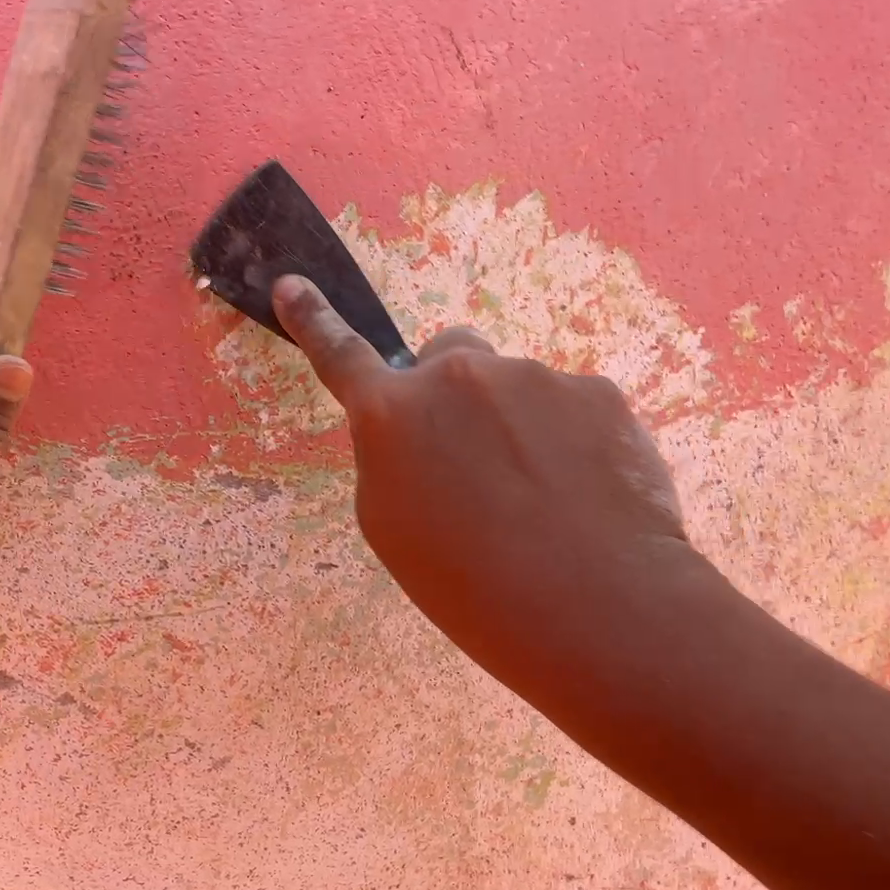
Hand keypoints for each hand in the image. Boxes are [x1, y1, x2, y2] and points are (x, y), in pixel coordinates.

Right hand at [271, 275, 686, 639]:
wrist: (593, 605)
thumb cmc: (464, 579)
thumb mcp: (388, 523)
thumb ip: (388, 457)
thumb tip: (415, 430)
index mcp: (391, 413)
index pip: (340, 355)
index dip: (312, 321)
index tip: (290, 285)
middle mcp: (457, 376)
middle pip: (446, 356)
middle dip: (452, 390)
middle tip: (472, 457)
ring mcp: (534, 377)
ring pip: (513, 386)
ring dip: (515, 423)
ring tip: (541, 497)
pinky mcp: (599, 393)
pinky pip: (568, 406)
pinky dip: (568, 439)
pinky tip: (584, 493)